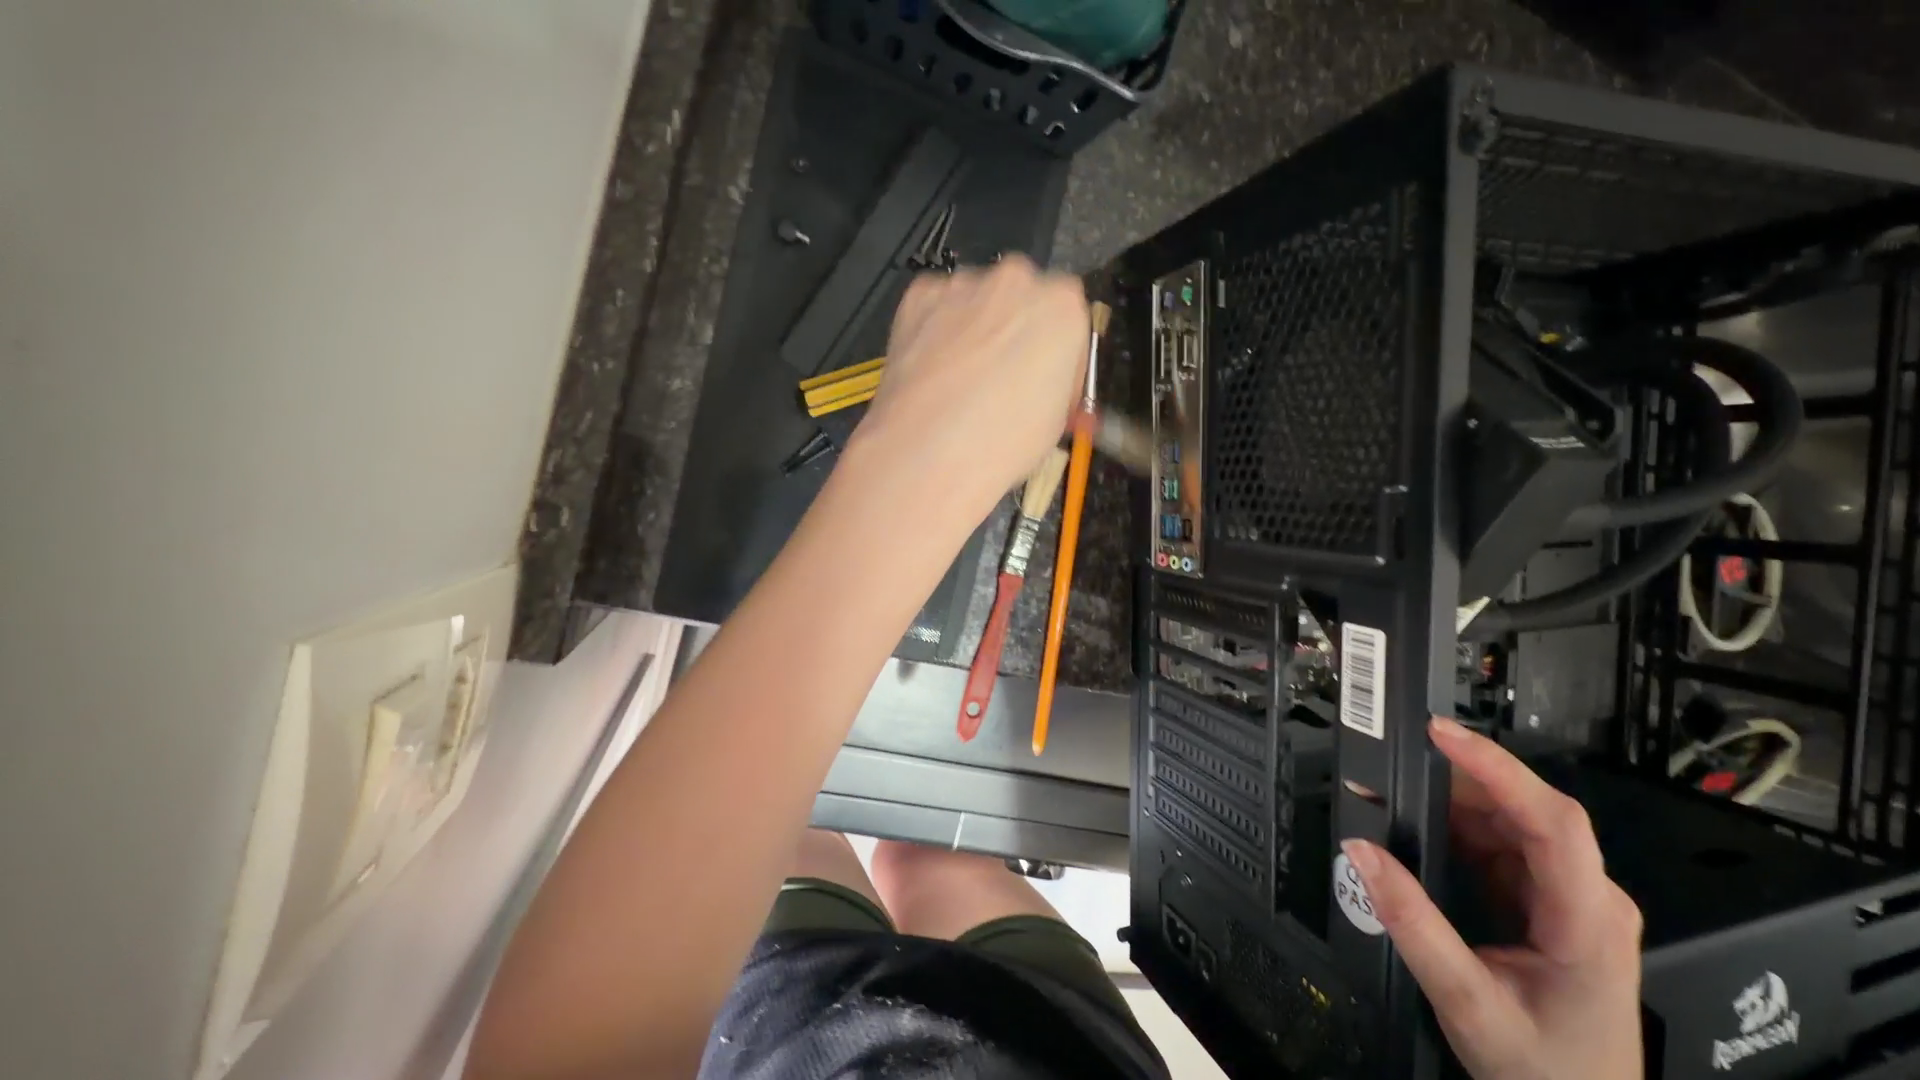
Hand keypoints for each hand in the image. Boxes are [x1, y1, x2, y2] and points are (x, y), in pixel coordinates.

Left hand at [852, 256, 1087, 513]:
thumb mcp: (1058, 417)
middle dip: (1015, 330)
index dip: (1057, 350)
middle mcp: (1015, 281)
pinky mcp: (919, 296)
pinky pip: (936, 308)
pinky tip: (935, 371)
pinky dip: (936, 330)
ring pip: (977, 301)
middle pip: (1022, 298)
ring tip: (963, 380)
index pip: (1068, 313)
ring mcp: (963, 285)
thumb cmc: (1003, 439)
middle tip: (1004, 377)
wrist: (930, 450)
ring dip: (975, 329)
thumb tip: (1051, 386)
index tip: (1047, 376)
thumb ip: (1057, 381)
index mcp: (1062, 304)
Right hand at [1342, 717, 1643, 1079]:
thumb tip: (1360, 851)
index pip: (1553, 821)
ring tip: (1393, 795)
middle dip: (1459, 781)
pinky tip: (1418, 828)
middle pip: (1529, 811)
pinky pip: (1503, 847)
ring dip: (1452, 804)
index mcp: (1588, 921)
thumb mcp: (1466, 1002)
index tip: (1440, 735)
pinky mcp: (1550, 902)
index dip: (1498, 769)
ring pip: (1513, 823)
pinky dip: (1456, 830)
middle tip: (1392, 765)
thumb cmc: (1541, 1069)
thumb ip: (1412, 925)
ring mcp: (1573, 897)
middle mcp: (1591, 897)